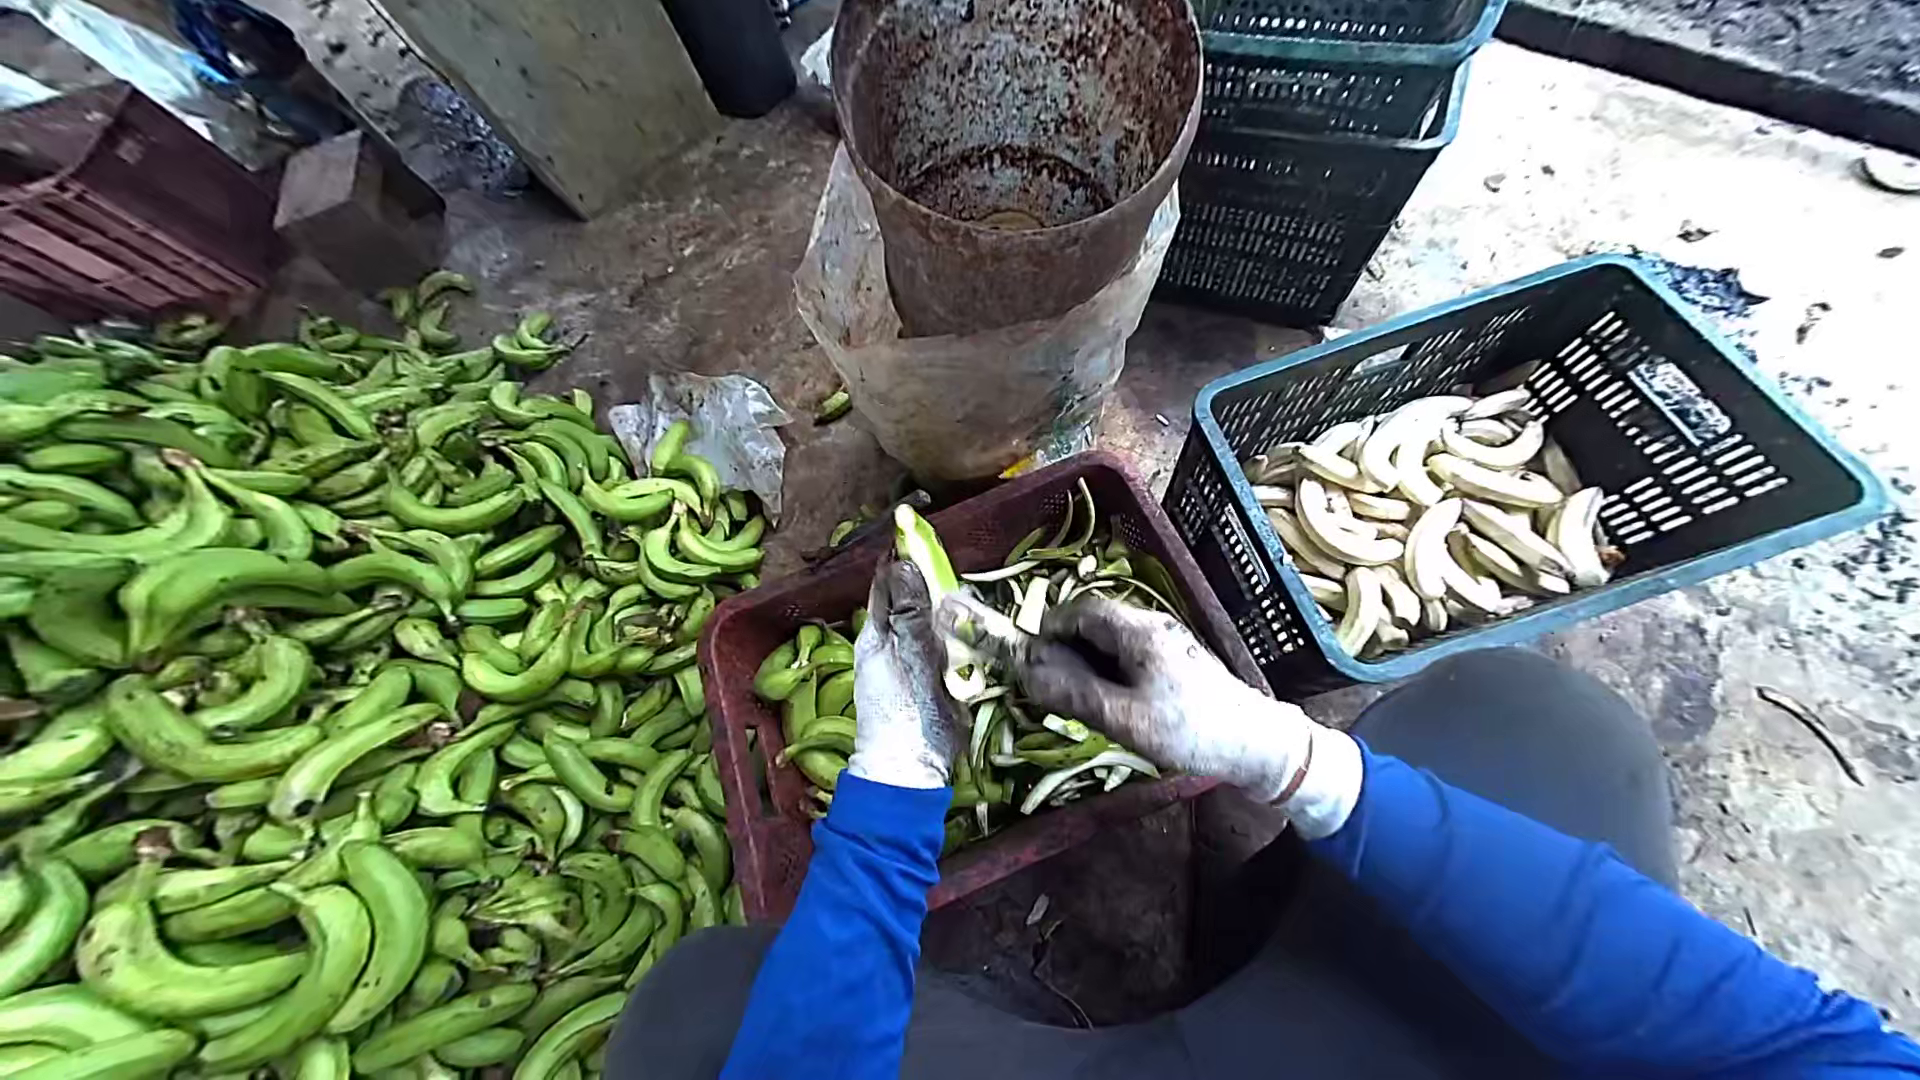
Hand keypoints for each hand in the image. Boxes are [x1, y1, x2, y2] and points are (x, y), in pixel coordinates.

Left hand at [848, 558, 967, 789]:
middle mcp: (892, 642)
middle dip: (930, 582)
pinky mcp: (933, 677)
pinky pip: (945, 644)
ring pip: (930, 621)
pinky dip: (957, 634)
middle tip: (952, 569)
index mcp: (877, 634)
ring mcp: (913, 660)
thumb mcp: (907, 656)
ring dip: (946, 608)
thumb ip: (909, 612)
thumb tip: (903, 563)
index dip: (901, 560)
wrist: (913, 768)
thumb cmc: (904, 712)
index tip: (920, 537)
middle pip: (911, 600)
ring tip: (966, 597)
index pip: (886, 585)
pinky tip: (973, 629)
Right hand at [1012, 595, 1361, 838]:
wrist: (1257, 745)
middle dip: (1065, 647)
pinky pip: (1127, 651)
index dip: (1049, 630)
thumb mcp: (1124, 718)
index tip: (1032, 660)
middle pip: (1093, 621)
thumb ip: (1073, 693)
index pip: (1079, 611)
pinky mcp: (1173, 656)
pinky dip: (1107, 666)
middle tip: (1052, 683)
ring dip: (1085, 658)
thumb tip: (1028, 673)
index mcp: (1137, 630)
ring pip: (1109, 637)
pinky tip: (1109, 697)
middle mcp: (1150, 624)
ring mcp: (1164, 639)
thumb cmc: (1189, 729)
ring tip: (1077, 694)